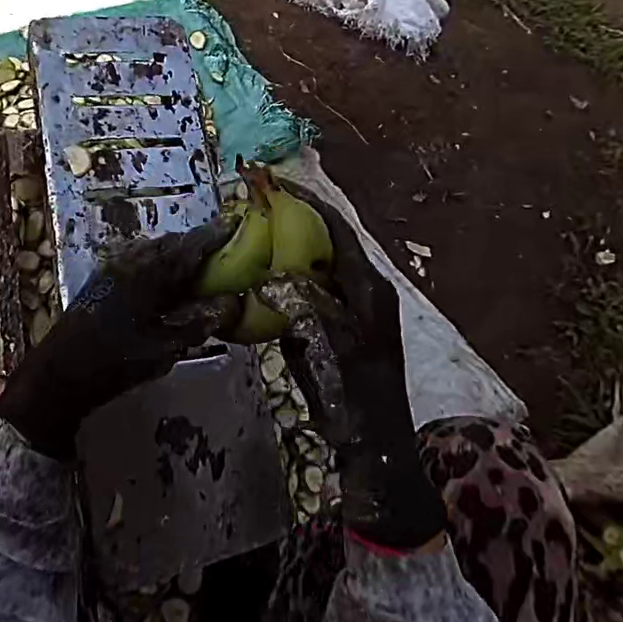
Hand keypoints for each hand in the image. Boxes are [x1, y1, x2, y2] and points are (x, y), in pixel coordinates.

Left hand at [0, 220, 239, 458]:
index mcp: (149, 272)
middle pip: (170, 245)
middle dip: (196, 246)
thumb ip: (198, 322)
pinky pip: (136, 262)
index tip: (236, 225)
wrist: (60, 370)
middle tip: (221, 256)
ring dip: (174, 256)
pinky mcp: (101, 281)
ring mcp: (112, 269)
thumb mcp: (164, 347)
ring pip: (151, 252)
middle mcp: (130, 262)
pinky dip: (156, 266)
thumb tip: (231, 301)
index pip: (189, 247)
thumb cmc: (115, 361)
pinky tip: (163, 286)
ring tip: (195, 272)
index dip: (215, 236)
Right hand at [255, 183, 443, 550]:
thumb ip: (302, 302)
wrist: (370, 438)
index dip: (306, 203)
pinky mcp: (332, 325)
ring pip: (314, 263)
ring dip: (286, 243)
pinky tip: (256, 273)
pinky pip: (305, 287)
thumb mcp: (328, 341)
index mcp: (367, 285)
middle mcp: (360, 288)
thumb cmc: (355, 388)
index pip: (336, 229)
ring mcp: (347, 307)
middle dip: (292, 218)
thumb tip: (272, 275)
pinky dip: (282, 273)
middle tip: (256, 204)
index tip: (273, 183)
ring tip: (251, 229)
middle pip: (325, 240)